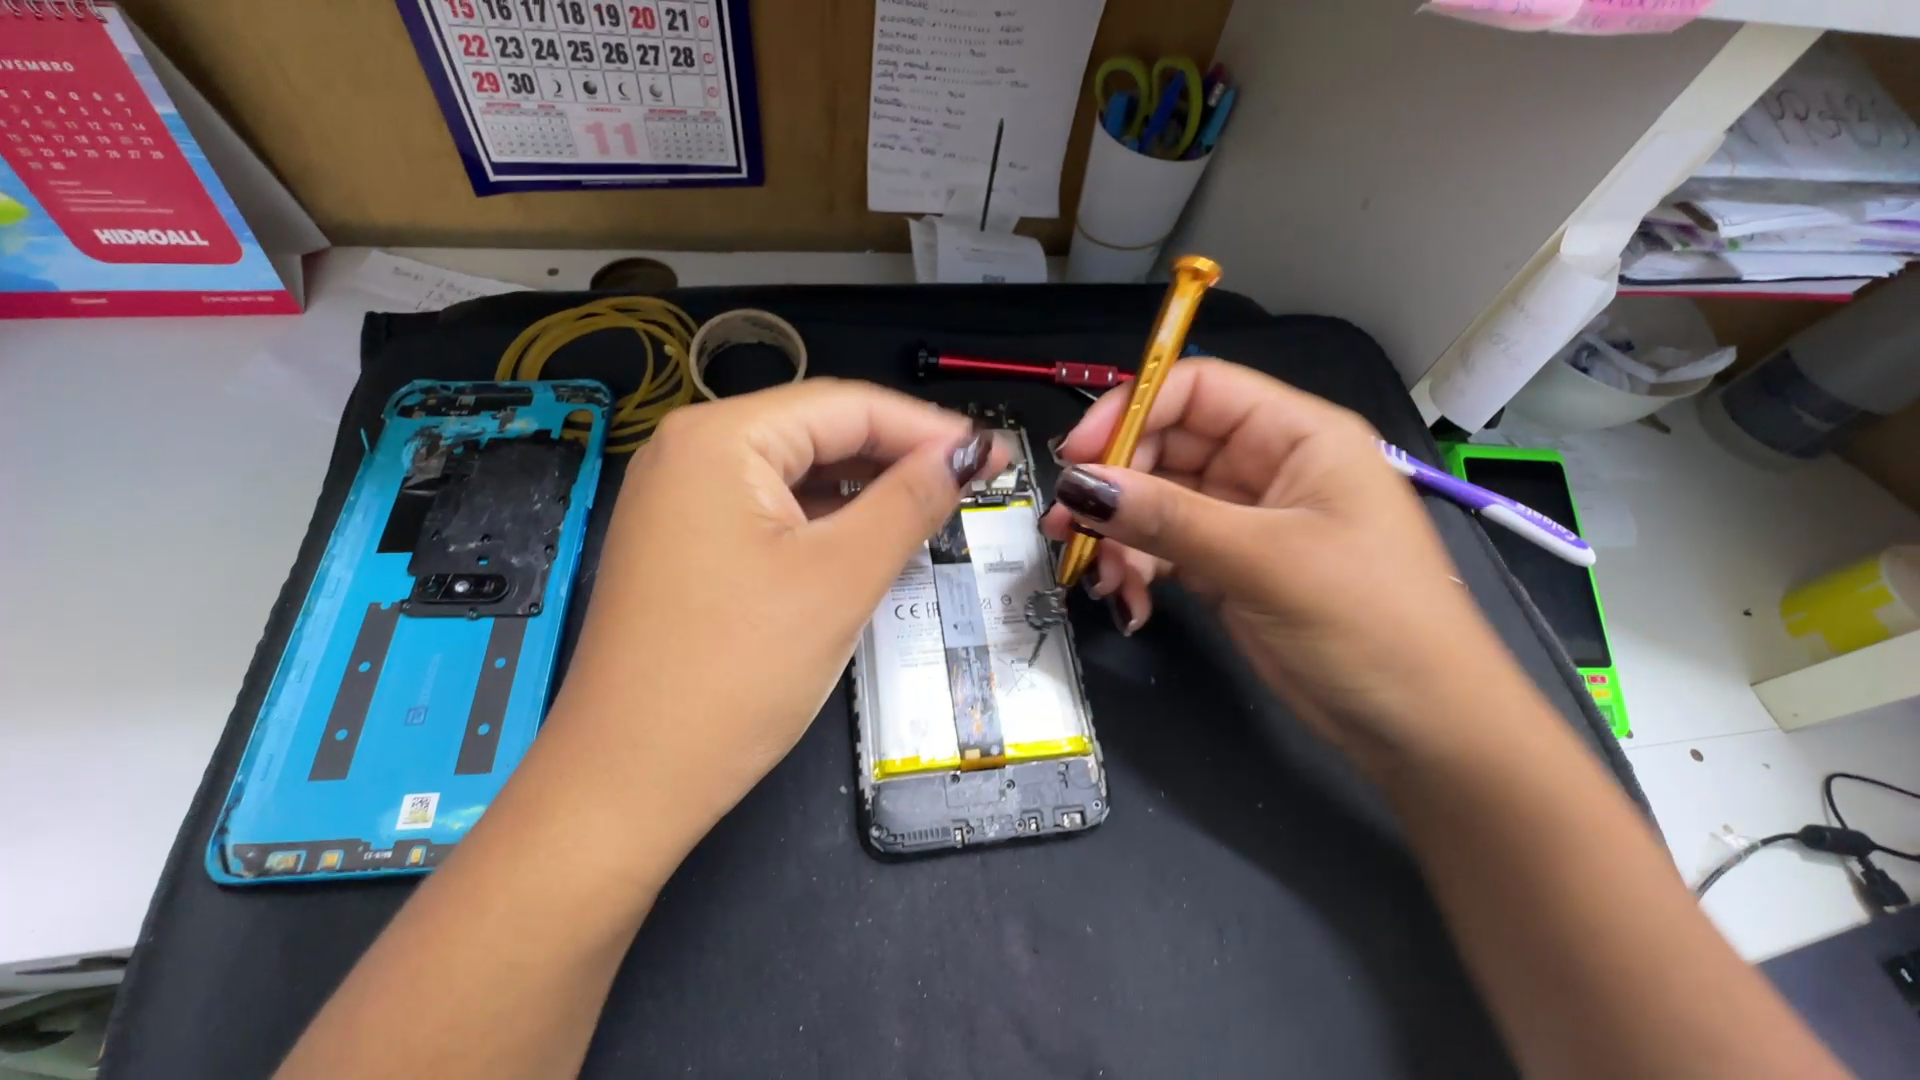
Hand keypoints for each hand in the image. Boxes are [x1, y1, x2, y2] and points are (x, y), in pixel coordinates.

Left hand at [549, 379, 1003, 836]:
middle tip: (970, 483)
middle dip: (897, 457)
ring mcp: (680, 503)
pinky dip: (826, 523)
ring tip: (931, 511)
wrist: (627, 783)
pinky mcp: (685, 548)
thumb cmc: (733, 675)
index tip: (987, 453)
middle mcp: (689, 454)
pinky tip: (869, 541)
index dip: (926, 428)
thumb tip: (963, 453)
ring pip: (797, 476)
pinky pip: (771, 514)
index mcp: (717, 440)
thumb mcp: (839, 580)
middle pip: (818, 434)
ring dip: (866, 491)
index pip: (846, 405)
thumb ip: (909, 503)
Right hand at [1040, 359, 1514, 760]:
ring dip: (1122, 536)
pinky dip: (1140, 569)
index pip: (1198, 391)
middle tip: (1069, 527)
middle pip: (1169, 447)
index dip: (1131, 411)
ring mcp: (1248, 520)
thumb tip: (1079, 485)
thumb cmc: (1370, 624)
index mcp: (1299, 436)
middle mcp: (1270, 466)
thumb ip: (1167, 518)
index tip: (1076, 455)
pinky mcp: (1232, 567)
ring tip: (1102, 577)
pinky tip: (1131, 600)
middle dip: (1116, 485)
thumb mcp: (1264, 561)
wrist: (1422, 729)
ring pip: (1160, 503)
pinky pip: (1167, 549)